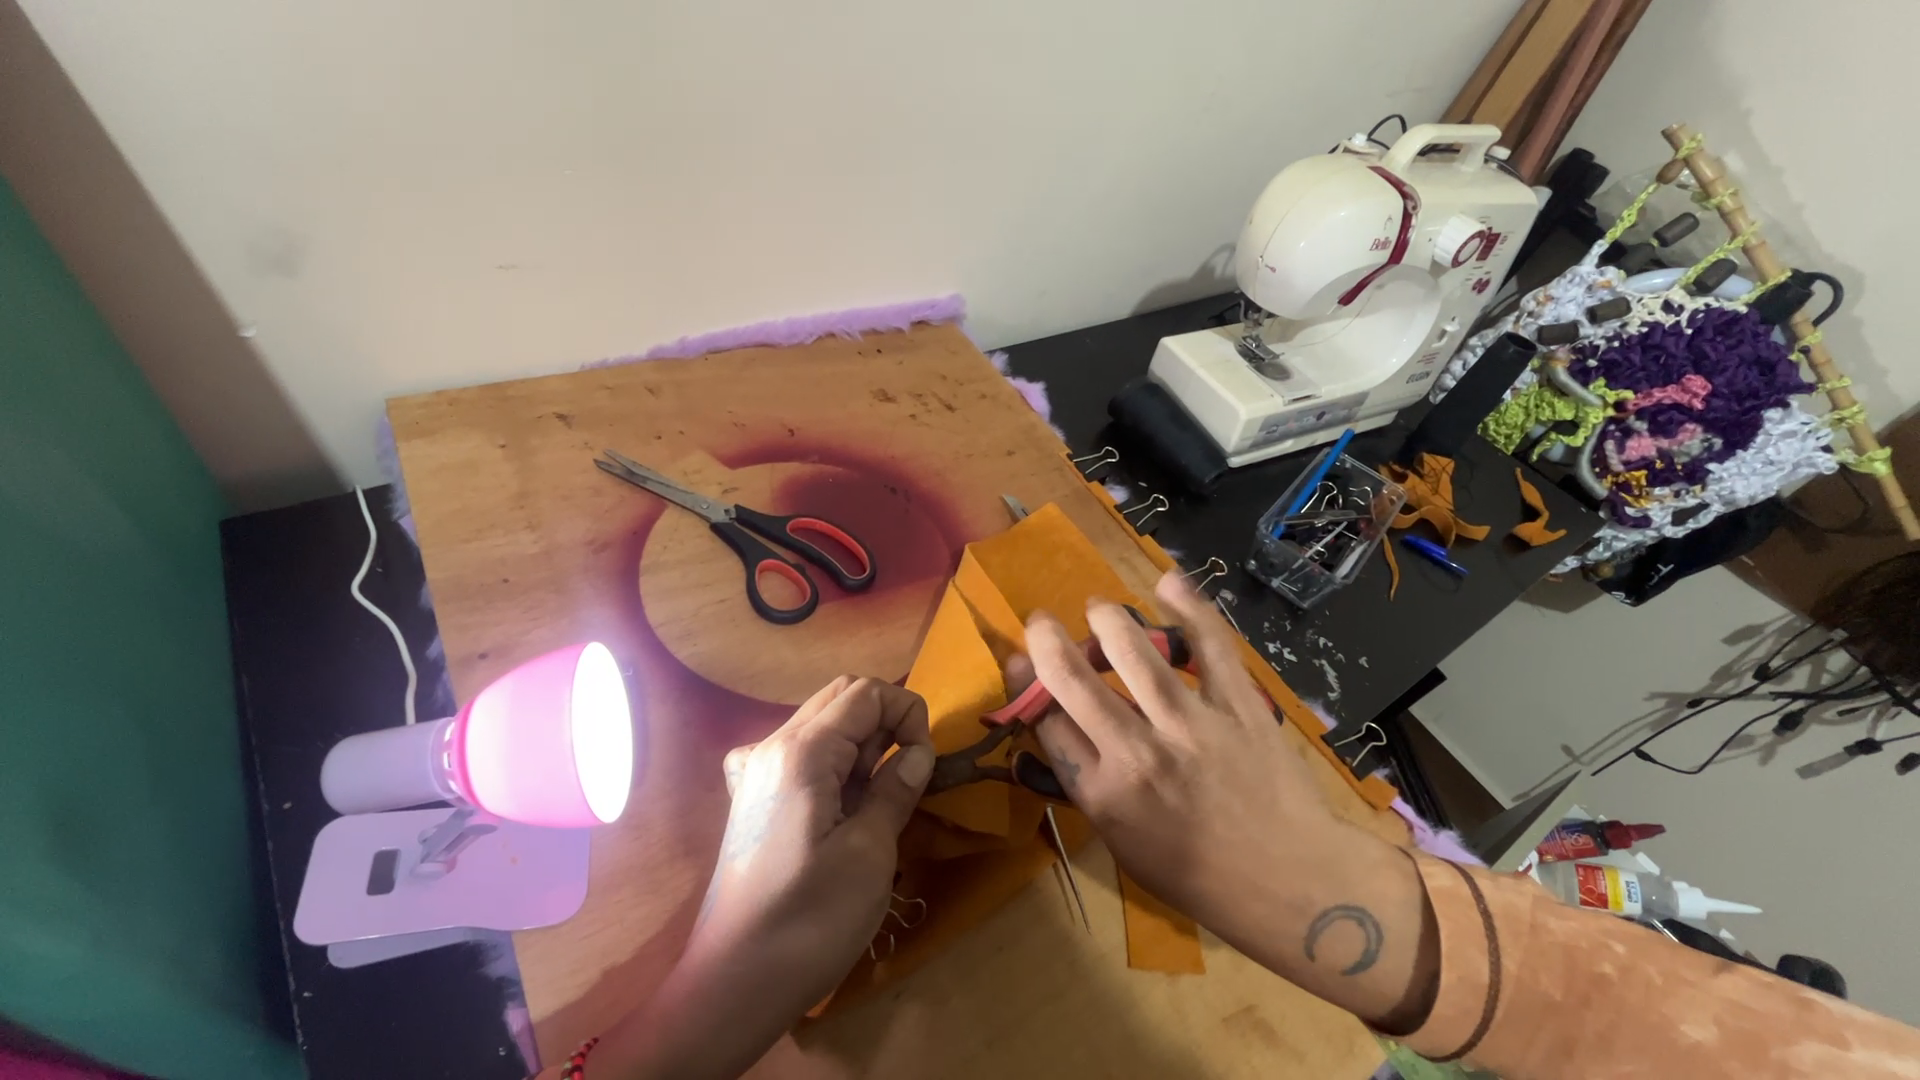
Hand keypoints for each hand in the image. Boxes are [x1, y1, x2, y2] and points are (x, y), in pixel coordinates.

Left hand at [596, 677, 934, 1079]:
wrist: (733, 985)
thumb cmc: (809, 921)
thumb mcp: (869, 854)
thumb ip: (896, 790)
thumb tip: (920, 752)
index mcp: (800, 752)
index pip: (866, 693)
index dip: (908, 713)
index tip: (925, 763)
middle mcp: (771, 747)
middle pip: (841, 698)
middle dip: (886, 723)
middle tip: (905, 779)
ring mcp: (756, 771)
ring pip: (823, 725)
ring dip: (863, 746)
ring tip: (878, 801)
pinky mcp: (754, 798)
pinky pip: (802, 756)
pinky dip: (835, 764)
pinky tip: (842, 806)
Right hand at [1023, 572, 1437, 1028]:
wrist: (1289, 881)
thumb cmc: (1196, 872)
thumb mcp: (1121, 843)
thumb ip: (1086, 784)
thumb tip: (1054, 728)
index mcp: (1104, 793)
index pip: (1048, 723)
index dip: (1025, 685)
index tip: (1019, 662)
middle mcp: (1138, 753)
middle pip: (1074, 681)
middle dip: (1047, 641)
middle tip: (1041, 621)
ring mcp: (1191, 725)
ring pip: (1136, 654)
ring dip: (1107, 620)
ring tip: (1098, 608)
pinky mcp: (1239, 706)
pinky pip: (1211, 648)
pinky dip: (1191, 610)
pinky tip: (1168, 581)